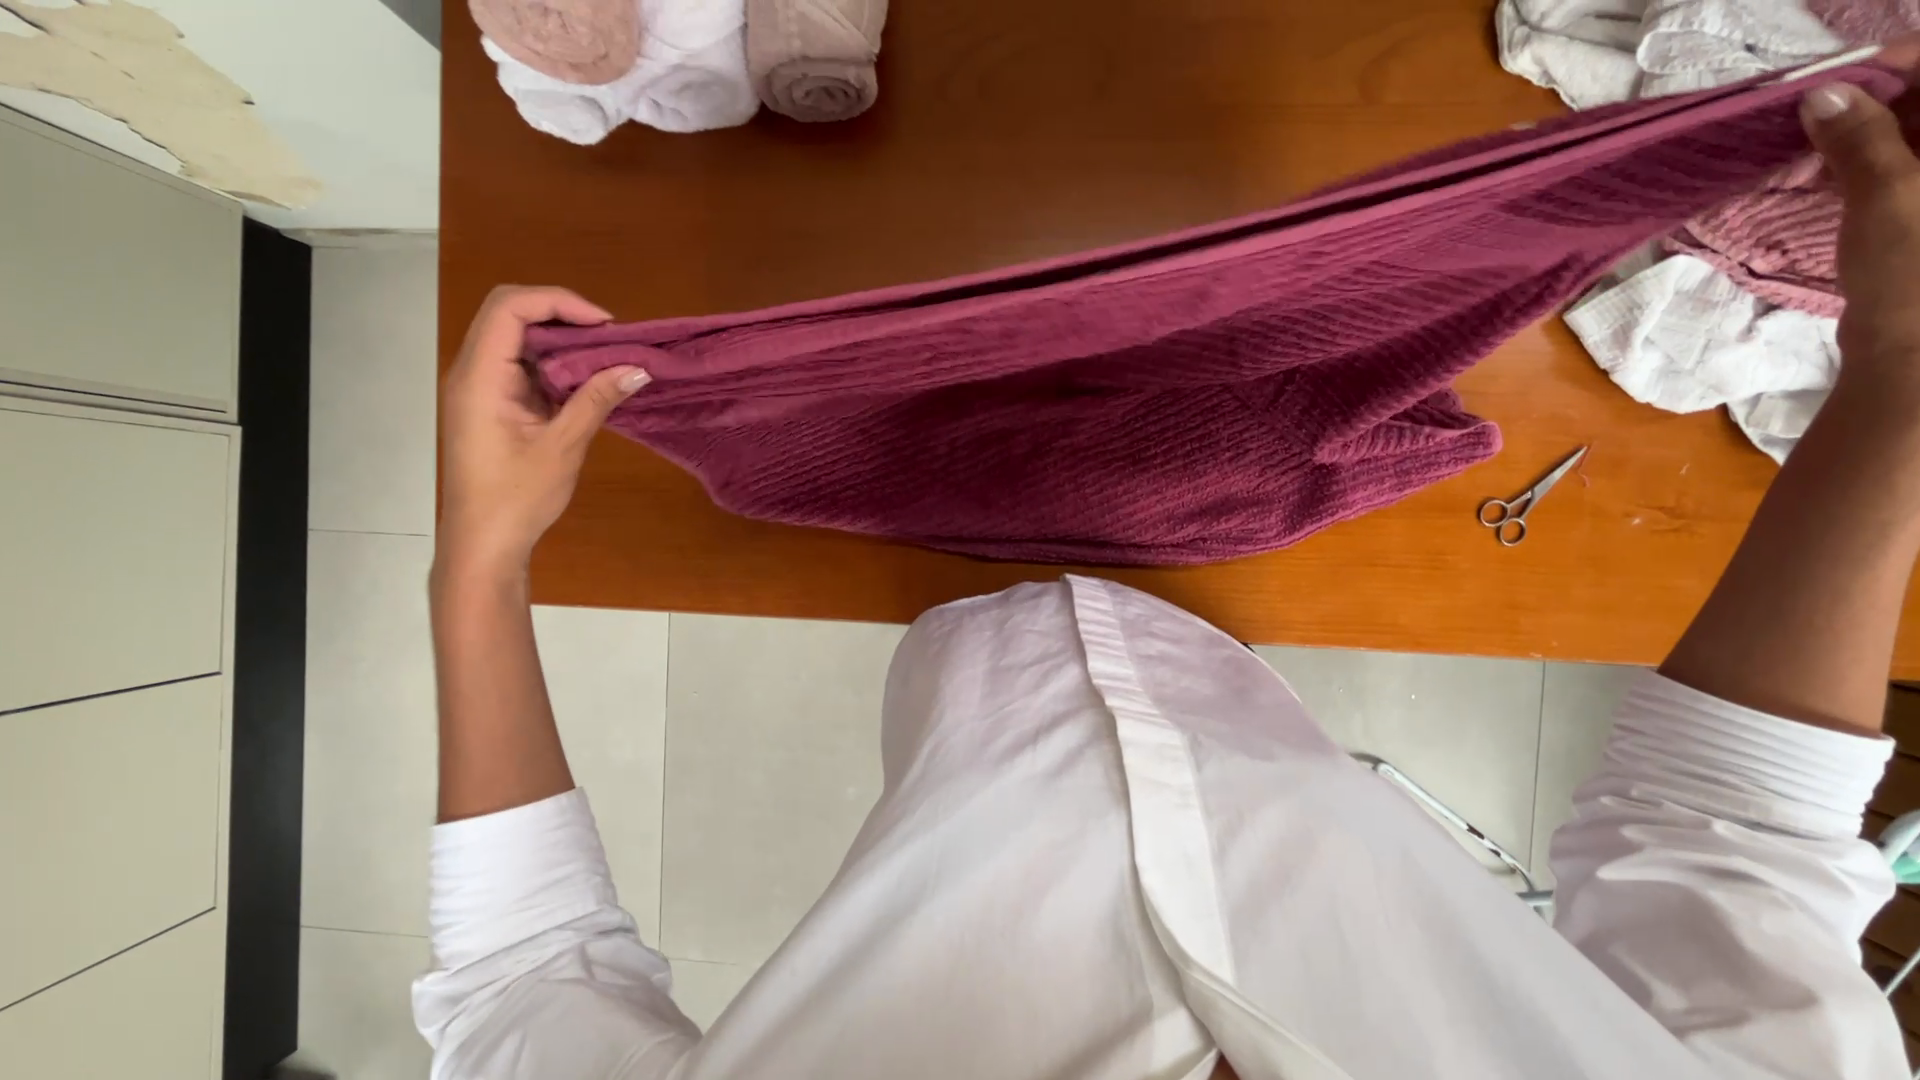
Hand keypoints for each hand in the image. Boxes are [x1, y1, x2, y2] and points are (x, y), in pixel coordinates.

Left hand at [438, 286, 647, 573]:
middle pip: (511, 314)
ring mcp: (481, 387)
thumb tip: (637, 368)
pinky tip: (588, 380)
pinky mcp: (493, 404)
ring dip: (562, 341)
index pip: (510, 308)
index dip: (558, 302)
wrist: (483, 543)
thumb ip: (596, 401)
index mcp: (480, 377)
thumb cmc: (517, 499)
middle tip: (610, 338)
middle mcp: (473, 372)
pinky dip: (556, 364)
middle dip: (563, 316)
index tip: (605, 325)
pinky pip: (523, 366)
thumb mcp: (562, 448)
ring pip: (518, 339)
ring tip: (606, 356)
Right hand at [1802, 77, 1919, 402]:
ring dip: (1864, 130)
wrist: (1919, 348)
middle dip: (1872, 99)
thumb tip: (1823, 93)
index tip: (1829, 82)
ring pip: (1914, 132)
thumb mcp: (1884, 195)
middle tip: (1808, 115)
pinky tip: (1832, 170)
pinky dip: (1869, 158)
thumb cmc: (1913, 270)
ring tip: (1810, 145)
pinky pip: (1907, 162)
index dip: (1894, 66)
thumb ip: (1857, 137)